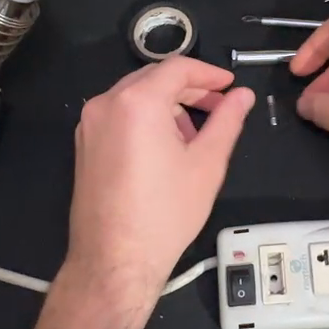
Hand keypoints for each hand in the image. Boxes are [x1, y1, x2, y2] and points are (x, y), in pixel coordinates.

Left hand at [65, 57, 254, 302]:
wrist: (114, 261)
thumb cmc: (166, 212)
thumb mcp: (207, 163)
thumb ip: (227, 120)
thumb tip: (242, 95)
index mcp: (137, 102)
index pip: (177, 68)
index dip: (209, 73)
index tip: (231, 86)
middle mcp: (107, 104)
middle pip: (154, 78)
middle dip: (190, 88)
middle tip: (220, 106)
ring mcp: (90, 124)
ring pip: (136, 96)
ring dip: (168, 104)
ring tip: (196, 133)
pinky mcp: (85, 145)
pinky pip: (120, 115)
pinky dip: (146, 118)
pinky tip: (167, 146)